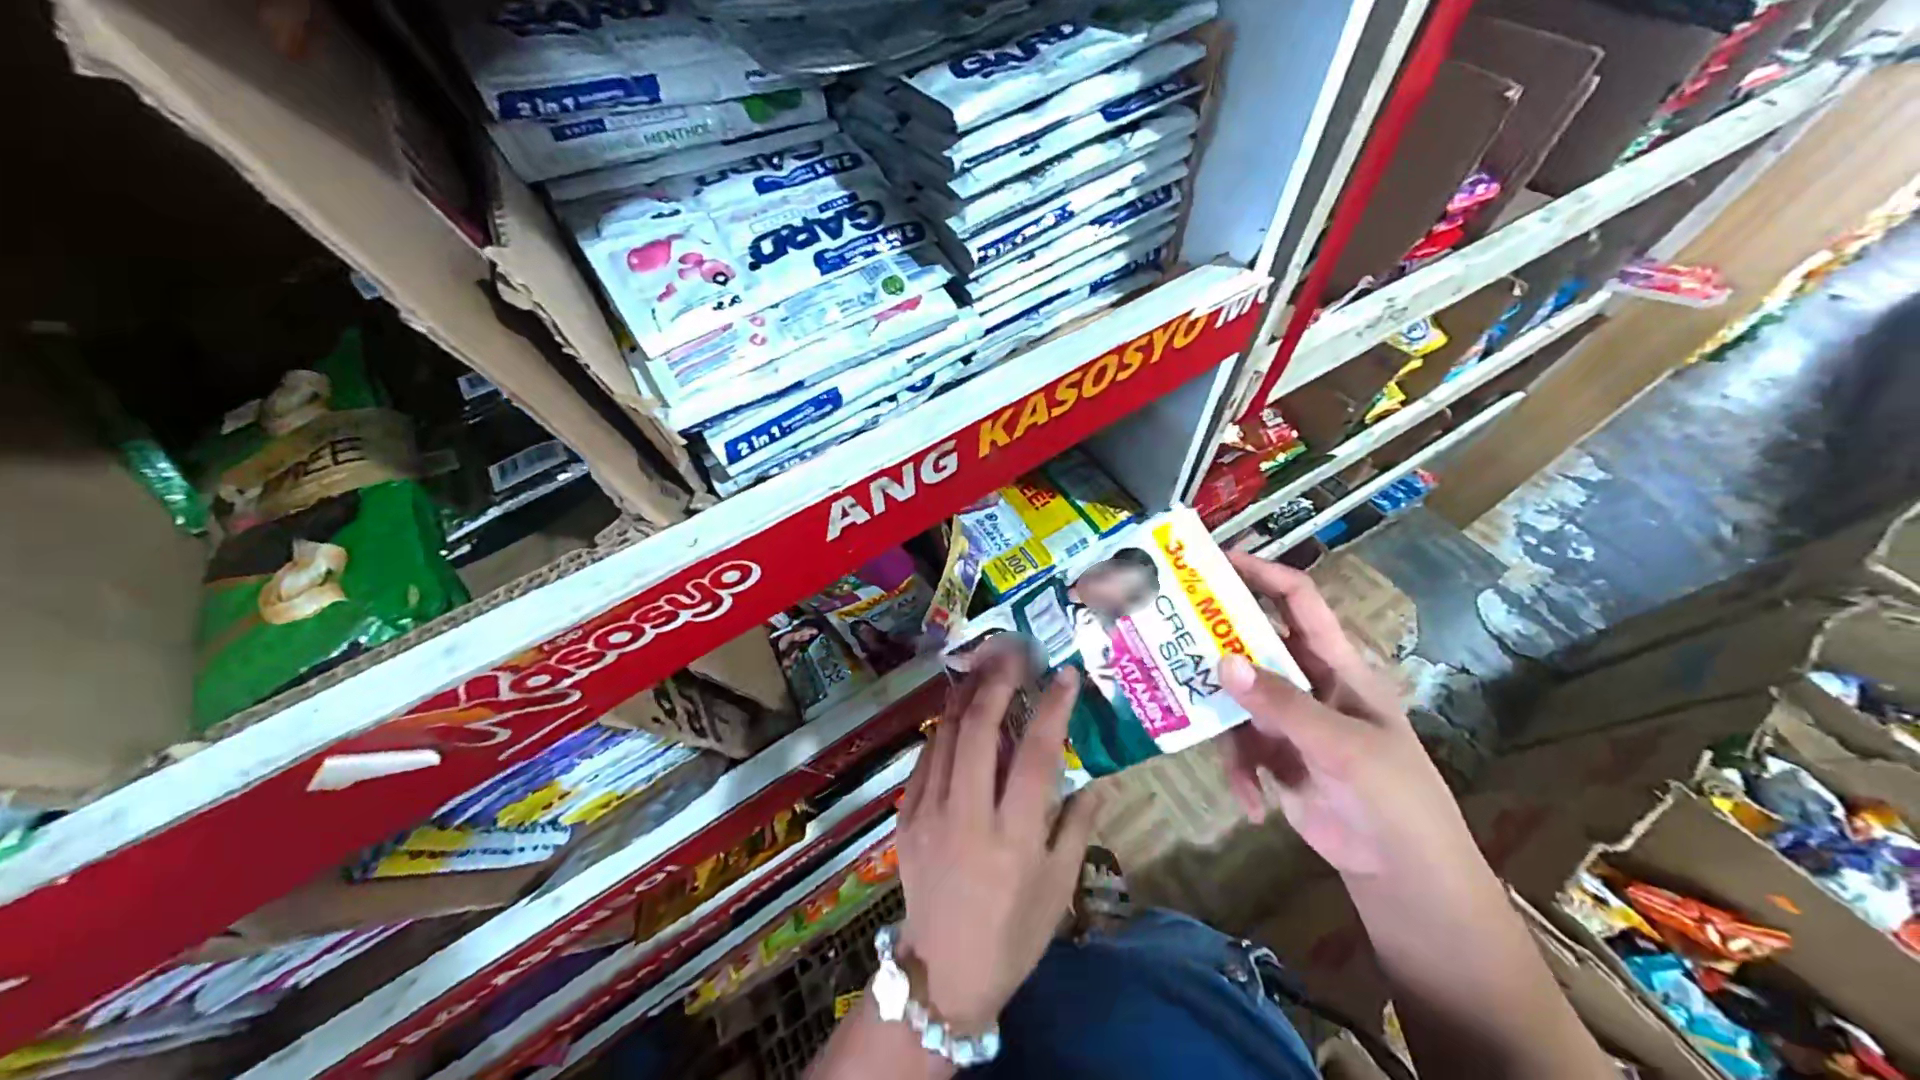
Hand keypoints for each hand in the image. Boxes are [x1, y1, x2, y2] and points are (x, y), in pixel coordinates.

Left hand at [894, 664, 1096, 1030]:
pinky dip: (944, 729)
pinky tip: (958, 711)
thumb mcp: (1059, 888)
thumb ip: (1078, 827)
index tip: (1064, 673)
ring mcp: (929, 814)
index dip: (1053, 707)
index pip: (1037, 755)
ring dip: (968, 695)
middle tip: (1014, 652)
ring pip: (946, 735)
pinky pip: (926, 758)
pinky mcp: (905, 818)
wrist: (943, 973)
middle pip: (980, 730)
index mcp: (1014, 836)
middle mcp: (967, 816)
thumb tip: (1099, 779)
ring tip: (986, 666)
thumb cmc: (1013, 935)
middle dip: (998, 682)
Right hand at [1217, 552, 1477, 879]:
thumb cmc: (1393, 795)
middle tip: (1168, 634)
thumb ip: (1282, 704)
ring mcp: (1286, 718)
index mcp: (1336, 663)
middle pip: (1252, 645)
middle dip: (1215, 644)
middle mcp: (1306, 681)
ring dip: (1223, 723)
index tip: (1214, 562)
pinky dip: (1238, 773)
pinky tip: (1251, 802)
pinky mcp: (1271, 754)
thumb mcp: (1342, 745)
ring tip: (1211, 741)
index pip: (1298, 601)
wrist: (1403, 871)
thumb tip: (1223, 662)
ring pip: (1234, 697)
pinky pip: (1237, 746)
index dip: (1261, 574)